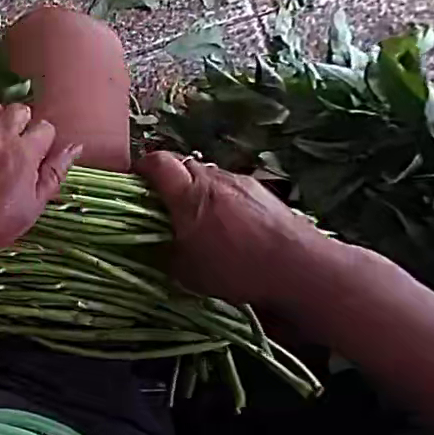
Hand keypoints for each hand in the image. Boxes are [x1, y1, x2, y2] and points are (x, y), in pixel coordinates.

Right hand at [137, 151, 338, 308]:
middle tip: (159, 201)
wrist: (300, 268)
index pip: (158, 162)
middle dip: (167, 177)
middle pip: (183, 164)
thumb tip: (147, 247)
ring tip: (194, 214)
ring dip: (195, 187)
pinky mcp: (263, 192)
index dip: (142, 166)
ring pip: (208, 174)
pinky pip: (231, 186)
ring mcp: (242, 183)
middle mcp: (214, 180)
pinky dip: (220, 197)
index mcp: (188, 195)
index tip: (133, 179)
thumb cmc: (236, 269)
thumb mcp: (186, 272)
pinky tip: (226, 223)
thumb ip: (162, 253)